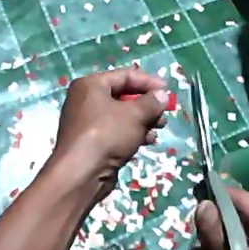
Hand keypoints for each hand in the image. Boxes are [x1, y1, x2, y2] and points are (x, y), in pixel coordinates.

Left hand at [46, 69, 168, 199]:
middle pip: (123, 95)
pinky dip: (133, 133)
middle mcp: (86, 100)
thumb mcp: (135, 114)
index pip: (125, 76)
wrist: (81, 174)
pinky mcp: (91, 142)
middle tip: (165, 111)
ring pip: (122, 115)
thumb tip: (162, 95)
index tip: (167, 90)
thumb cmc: (107, 134)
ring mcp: (88, 122)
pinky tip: (148, 141)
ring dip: (143, 120)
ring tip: (160, 127)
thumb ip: (152, 102)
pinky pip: (116, 131)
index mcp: (91, 85)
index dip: (149, 81)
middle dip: (147, 103)